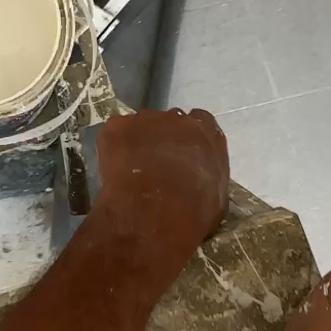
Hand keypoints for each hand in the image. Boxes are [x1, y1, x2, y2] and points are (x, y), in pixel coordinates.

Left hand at [93, 109, 230, 283]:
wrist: (156, 213)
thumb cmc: (194, 211)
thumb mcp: (217, 196)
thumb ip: (209, 175)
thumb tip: (199, 177)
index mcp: (206, 130)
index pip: (200, 123)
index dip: (188, 139)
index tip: (183, 155)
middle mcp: (177, 117)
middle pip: (168, 122)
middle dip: (162, 139)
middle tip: (156, 165)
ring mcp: (145, 118)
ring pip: (140, 126)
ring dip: (137, 143)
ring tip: (132, 170)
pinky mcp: (116, 126)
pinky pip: (115, 133)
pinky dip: (113, 147)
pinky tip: (115, 170)